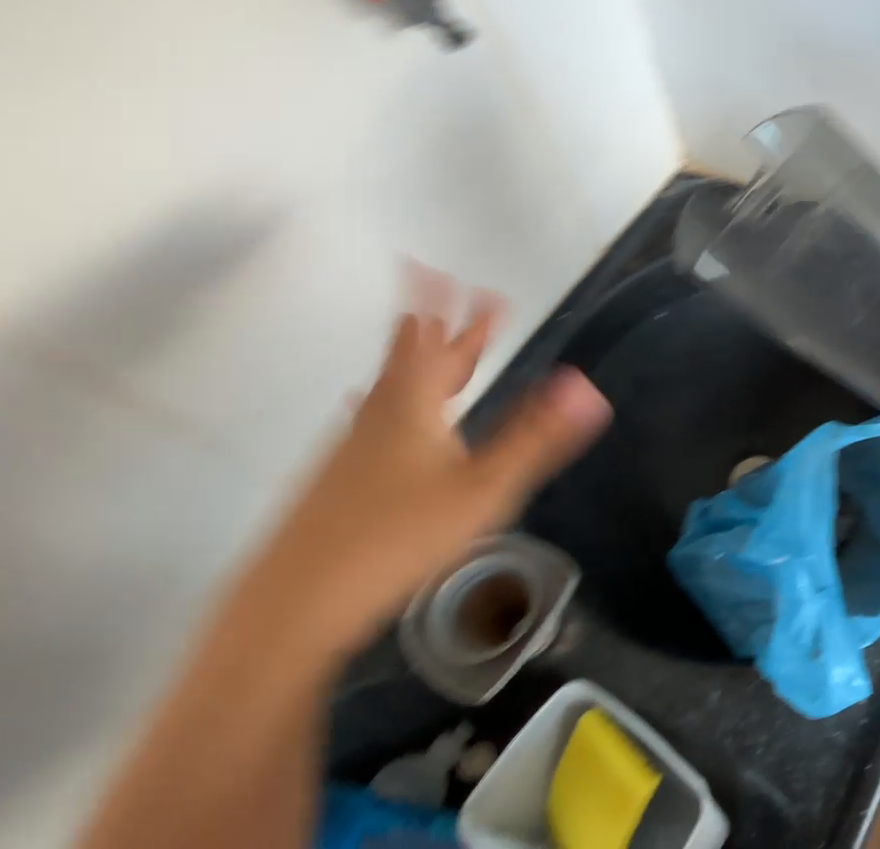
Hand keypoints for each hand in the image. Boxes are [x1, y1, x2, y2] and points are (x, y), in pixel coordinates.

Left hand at [251, 269, 611, 651]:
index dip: (450, 308)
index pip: (434, 341)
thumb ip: (535, 438)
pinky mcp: (337, 483)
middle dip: (438, 325)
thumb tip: (587, 388)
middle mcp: (378, 416)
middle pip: (411, 359)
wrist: (292, 605)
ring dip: (416, 361)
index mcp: (413, 406)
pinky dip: (393, 402)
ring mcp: (351, 450)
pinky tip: (376, 419)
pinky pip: (375, 419)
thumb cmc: (397, 537)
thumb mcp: (482, 488)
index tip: (457, 273)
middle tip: (454, 297)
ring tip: (425, 343)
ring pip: (390, 389)